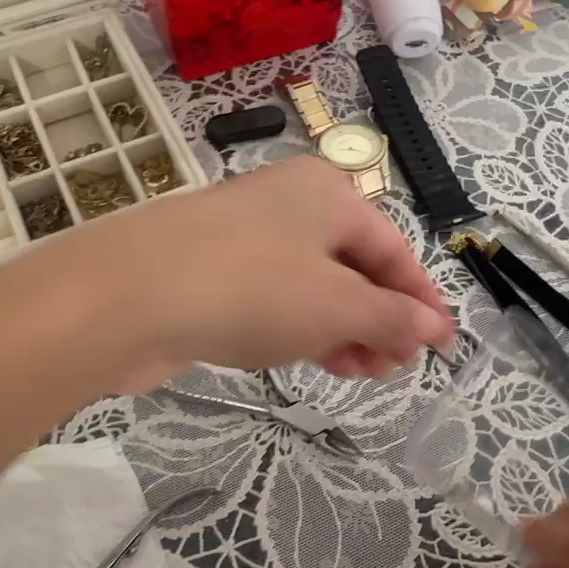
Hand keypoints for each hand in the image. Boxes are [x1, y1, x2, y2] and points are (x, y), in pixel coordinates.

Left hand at [6, 157, 454, 392]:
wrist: (127, 296)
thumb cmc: (251, 288)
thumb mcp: (335, 305)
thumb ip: (389, 316)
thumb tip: (431, 326)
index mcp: (328, 194)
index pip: (393, 247)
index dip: (421, 299)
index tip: (441, 346)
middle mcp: (289, 204)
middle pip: (353, 264)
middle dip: (380, 318)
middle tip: (395, 368)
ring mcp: (246, 235)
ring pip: (313, 285)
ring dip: (344, 328)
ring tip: (362, 373)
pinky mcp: (212, 270)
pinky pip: (274, 298)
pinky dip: (300, 327)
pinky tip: (313, 359)